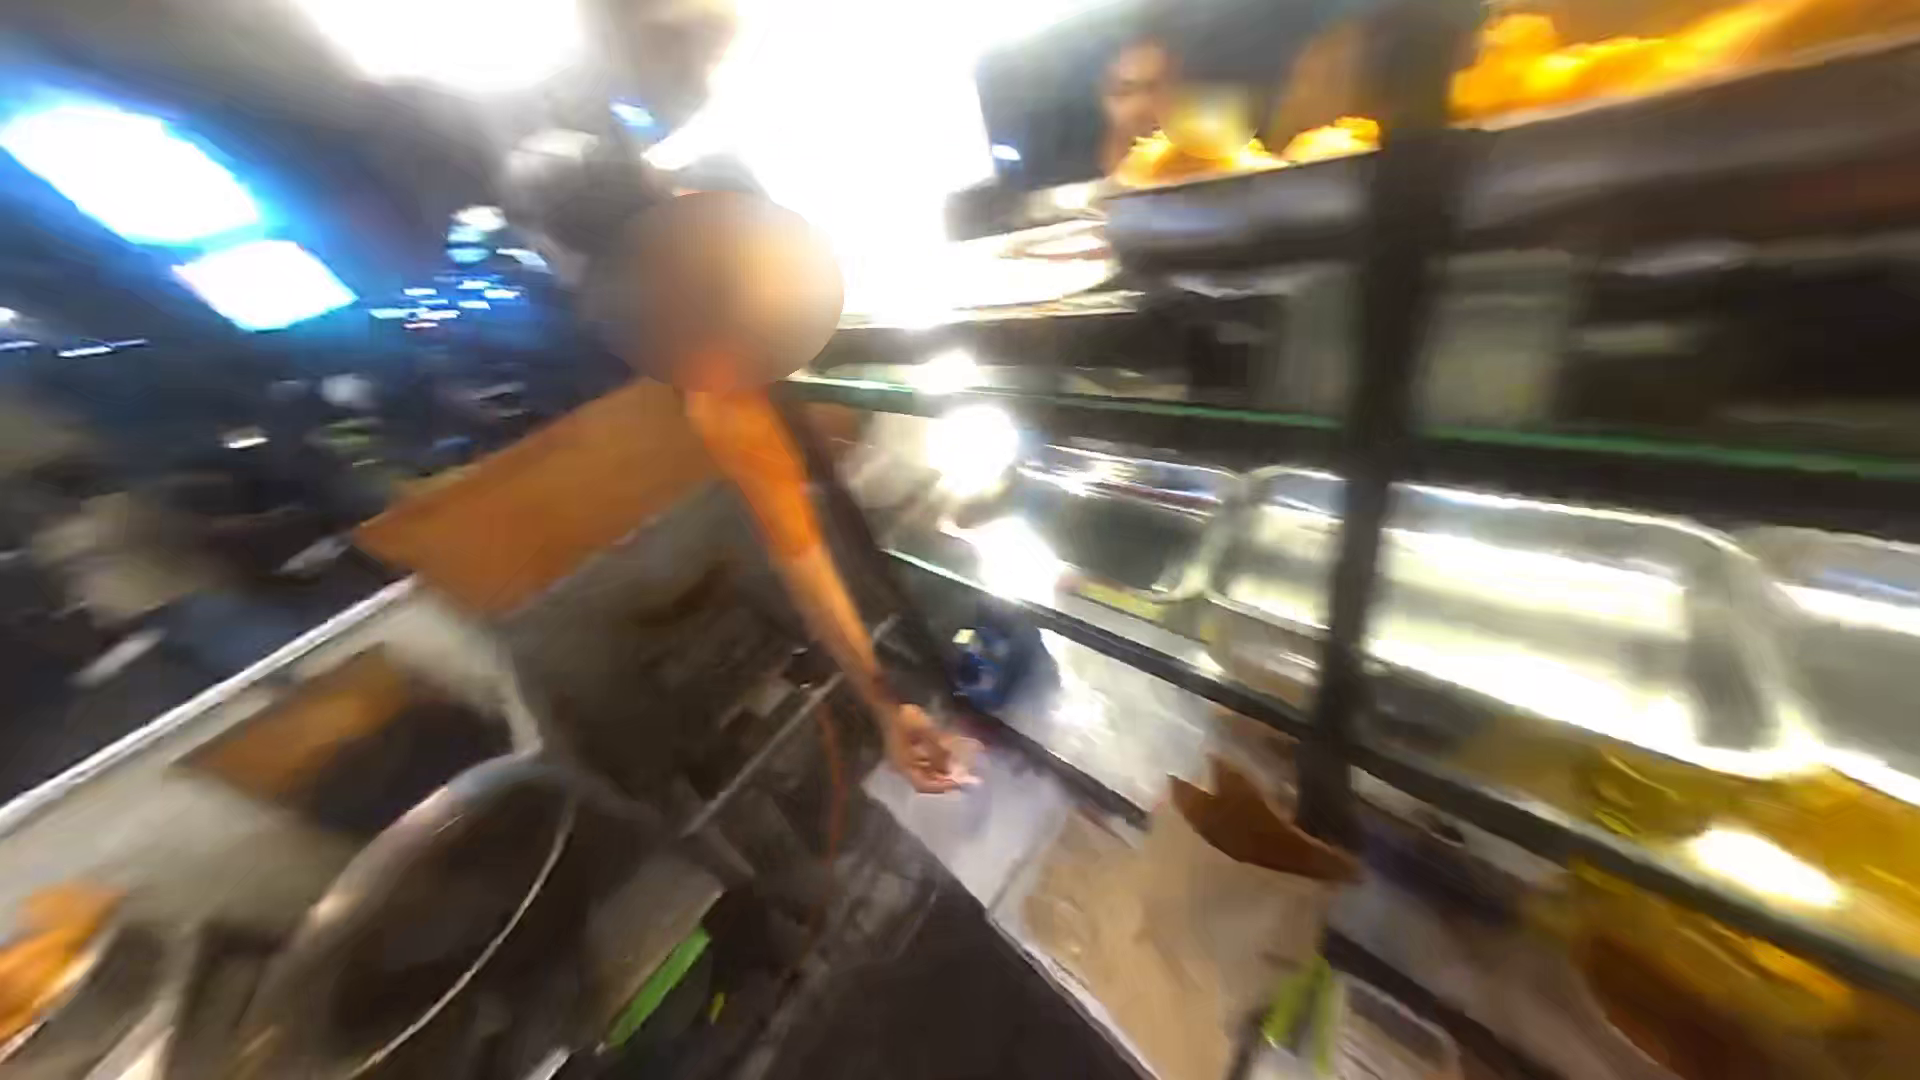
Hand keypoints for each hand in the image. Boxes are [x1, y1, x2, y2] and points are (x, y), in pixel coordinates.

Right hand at [885, 704, 980, 793]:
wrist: (888, 705)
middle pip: (923, 781)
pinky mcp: (904, 750)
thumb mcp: (925, 734)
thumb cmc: (905, 720)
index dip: (941, 786)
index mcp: (904, 766)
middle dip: (941, 781)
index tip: (958, 784)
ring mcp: (902, 759)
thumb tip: (950, 769)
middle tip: (958, 779)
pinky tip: (942, 758)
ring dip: (937, 772)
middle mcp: (902, 767)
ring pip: (922, 772)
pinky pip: (920, 762)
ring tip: (953, 770)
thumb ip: (938, 752)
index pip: (924, 785)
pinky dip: (932, 763)